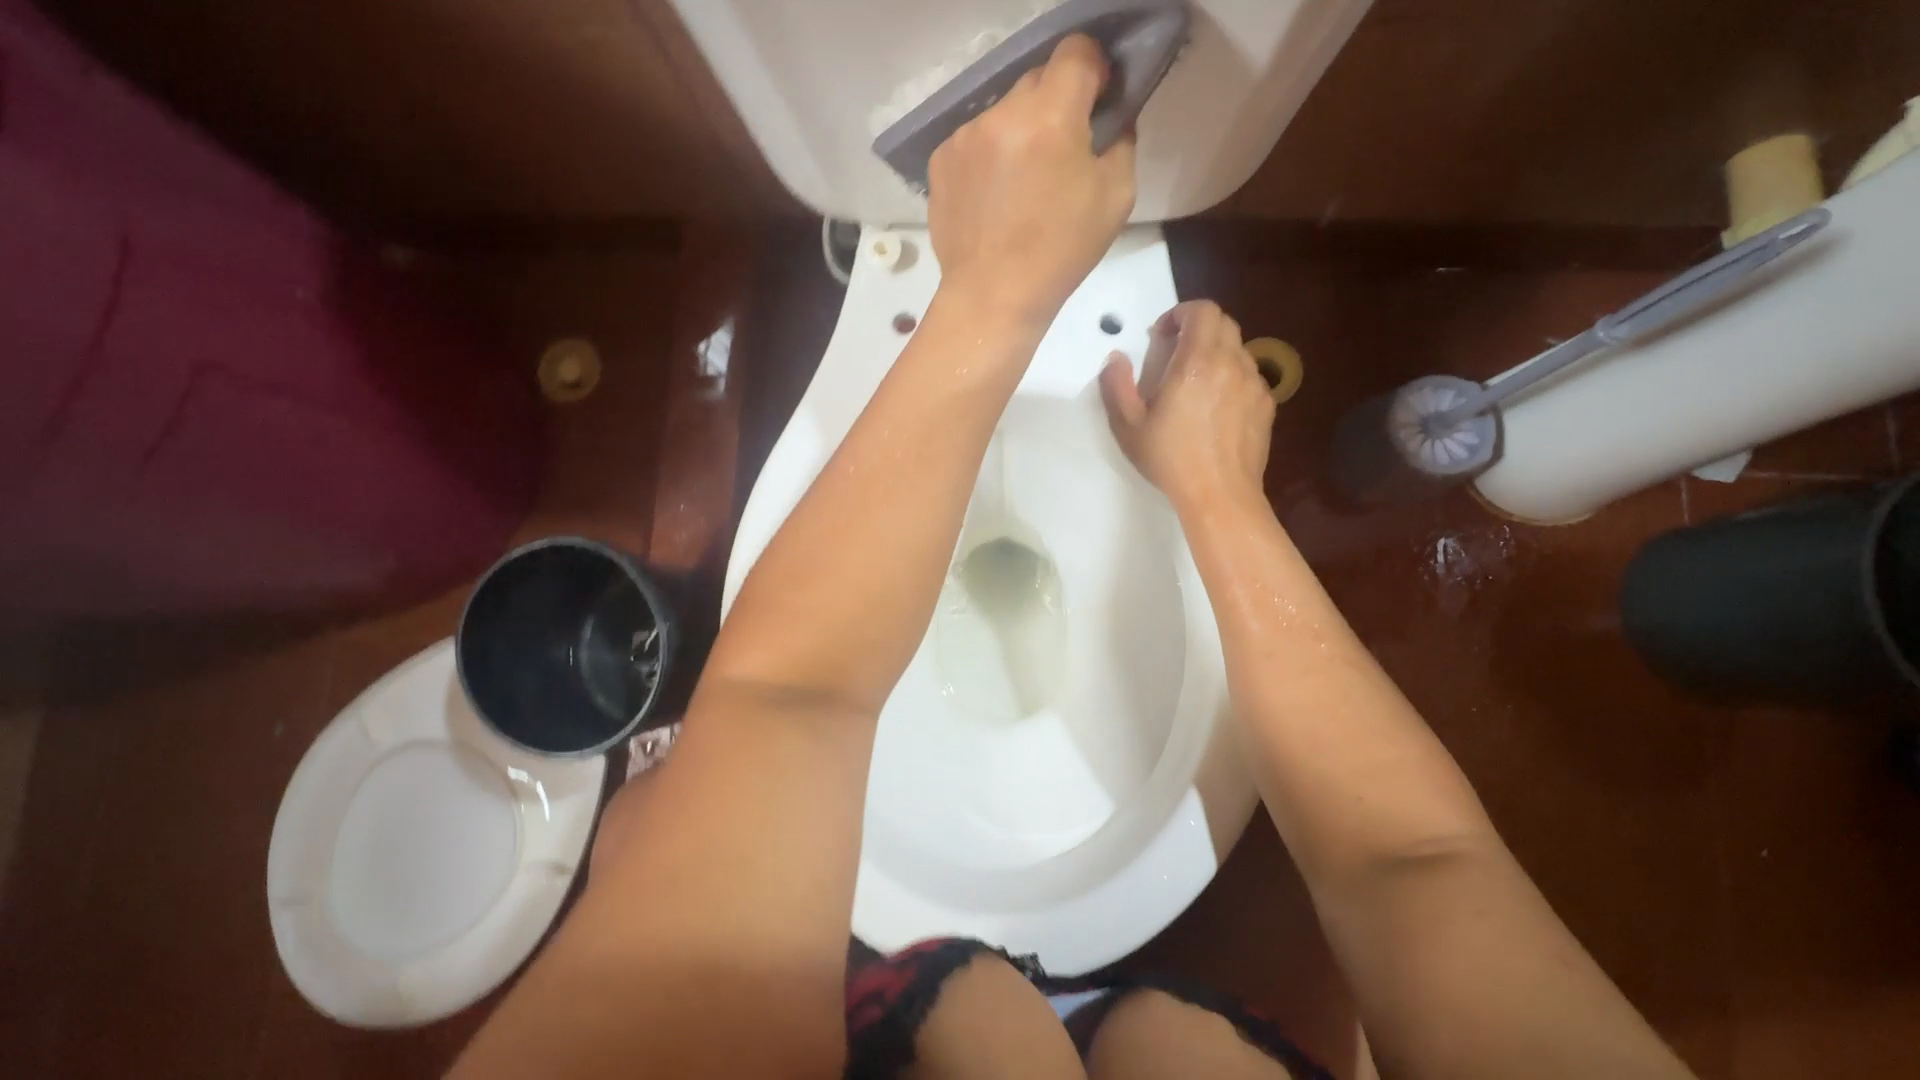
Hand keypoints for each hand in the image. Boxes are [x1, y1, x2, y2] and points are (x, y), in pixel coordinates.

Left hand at [926, 34, 1136, 330]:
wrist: (993, 295)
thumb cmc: (1061, 252)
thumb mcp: (1115, 196)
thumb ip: (1120, 141)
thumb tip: (1111, 119)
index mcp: (1050, 116)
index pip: (1076, 53)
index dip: (1093, 70)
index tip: (1098, 99)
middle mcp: (1002, 114)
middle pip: (1037, 79)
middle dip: (1056, 103)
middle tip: (1064, 148)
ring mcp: (965, 135)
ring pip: (1004, 111)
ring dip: (1020, 130)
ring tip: (1024, 180)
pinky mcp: (941, 160)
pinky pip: (975, 139)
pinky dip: (990, 154)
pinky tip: (996, 195)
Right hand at [1099, 300, 1275, 512]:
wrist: (1220, 495)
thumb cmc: (1171, 460)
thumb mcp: (1128, 426)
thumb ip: (1117, 386)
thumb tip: (1115, 359)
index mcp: (1197, 362)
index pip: (1202, 310)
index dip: (1180, 313)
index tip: (1162, 334)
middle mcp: (1231, 364)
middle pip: (1224, 323)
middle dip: (1198, 328)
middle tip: (1175, 353)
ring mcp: (1254, 384)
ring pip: (1238, 349)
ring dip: (1216, 353)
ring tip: (1196, 382)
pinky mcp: (1266, 405)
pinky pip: (1250, 376)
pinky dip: (1232, 377)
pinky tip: (1216, 406)